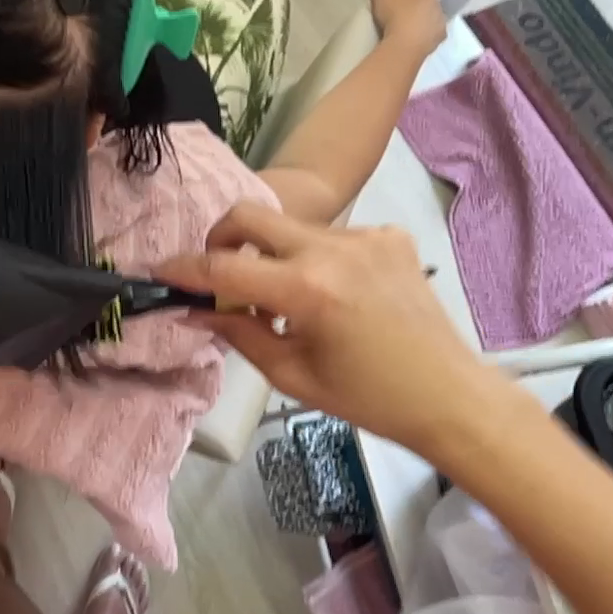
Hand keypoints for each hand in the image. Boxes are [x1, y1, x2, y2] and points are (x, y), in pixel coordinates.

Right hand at [155, 203, 509, 450]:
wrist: (451, 396)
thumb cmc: (368, 398)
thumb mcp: (292, 375)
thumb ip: (237, 334)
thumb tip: (194, 311)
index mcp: (307, 290)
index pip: (224, 268)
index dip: (185, 269)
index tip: (160, 271)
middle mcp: (333, 250)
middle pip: (250, 216)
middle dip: (222, 238)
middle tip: (221, 272)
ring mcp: (364, 236)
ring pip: (290, 229)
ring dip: (273, 256)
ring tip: (289, 300)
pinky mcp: (388, 235)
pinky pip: (329, 236)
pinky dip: (316, 260)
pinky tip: (336, 294)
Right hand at [364, 0, 447, 58]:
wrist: (406, 43)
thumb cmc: (393, 15)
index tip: (391, 4)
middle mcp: (435, 1)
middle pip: (423, 3)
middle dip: (413, 8)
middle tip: (396, 18)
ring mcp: (440, 19)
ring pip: (429, 18)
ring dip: (420, 23)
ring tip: (403, 32)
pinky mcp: (441, 37)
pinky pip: (431, 35)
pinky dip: (424, 37)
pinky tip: (411, 42)